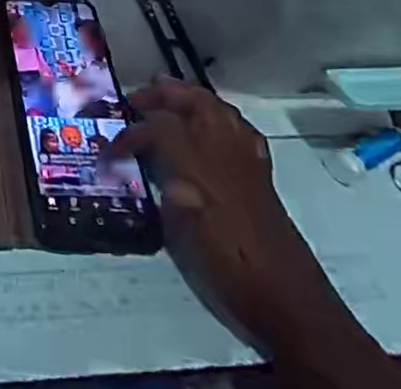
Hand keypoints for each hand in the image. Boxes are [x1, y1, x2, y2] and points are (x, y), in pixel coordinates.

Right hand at [105, 78, 355, 352]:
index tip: (109, 150)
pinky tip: (210, 129)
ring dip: (194, 100)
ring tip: (170, 97)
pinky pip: (241, 134)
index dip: (130, 134)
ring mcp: (249, 167)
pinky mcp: (261, 182)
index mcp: (203, 169)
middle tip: (138, 96)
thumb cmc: (230, 268)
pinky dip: (222, 121)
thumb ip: (167, 192)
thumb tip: (149, 170)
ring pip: (223, 114)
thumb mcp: (185, 233)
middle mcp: (227, 159)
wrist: (291, 306)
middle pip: (199, 105)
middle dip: (166, 95)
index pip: (160, 129)